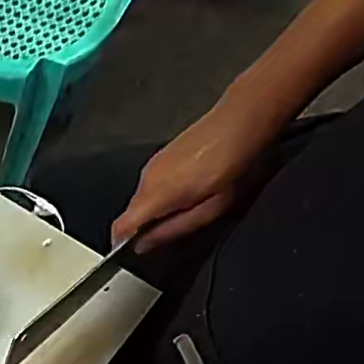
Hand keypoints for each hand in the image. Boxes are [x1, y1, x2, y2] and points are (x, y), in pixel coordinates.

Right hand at [110, 101, 280, 251]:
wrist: (243, 117)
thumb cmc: (234, 163)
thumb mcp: (210, 208)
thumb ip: (172, 230)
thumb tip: (143, 246)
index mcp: (154, 198)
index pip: (119, 228)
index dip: (122, 242)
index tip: (136, 246)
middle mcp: (144, 182)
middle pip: (130, 214)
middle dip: (145, 223)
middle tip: (177, 221)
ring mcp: (150, 167)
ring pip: (140, 199)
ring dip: (155, 206)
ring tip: (188, 198)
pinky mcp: (158, 156)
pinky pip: (150, 184)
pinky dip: (160, 191)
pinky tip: (188, 182)